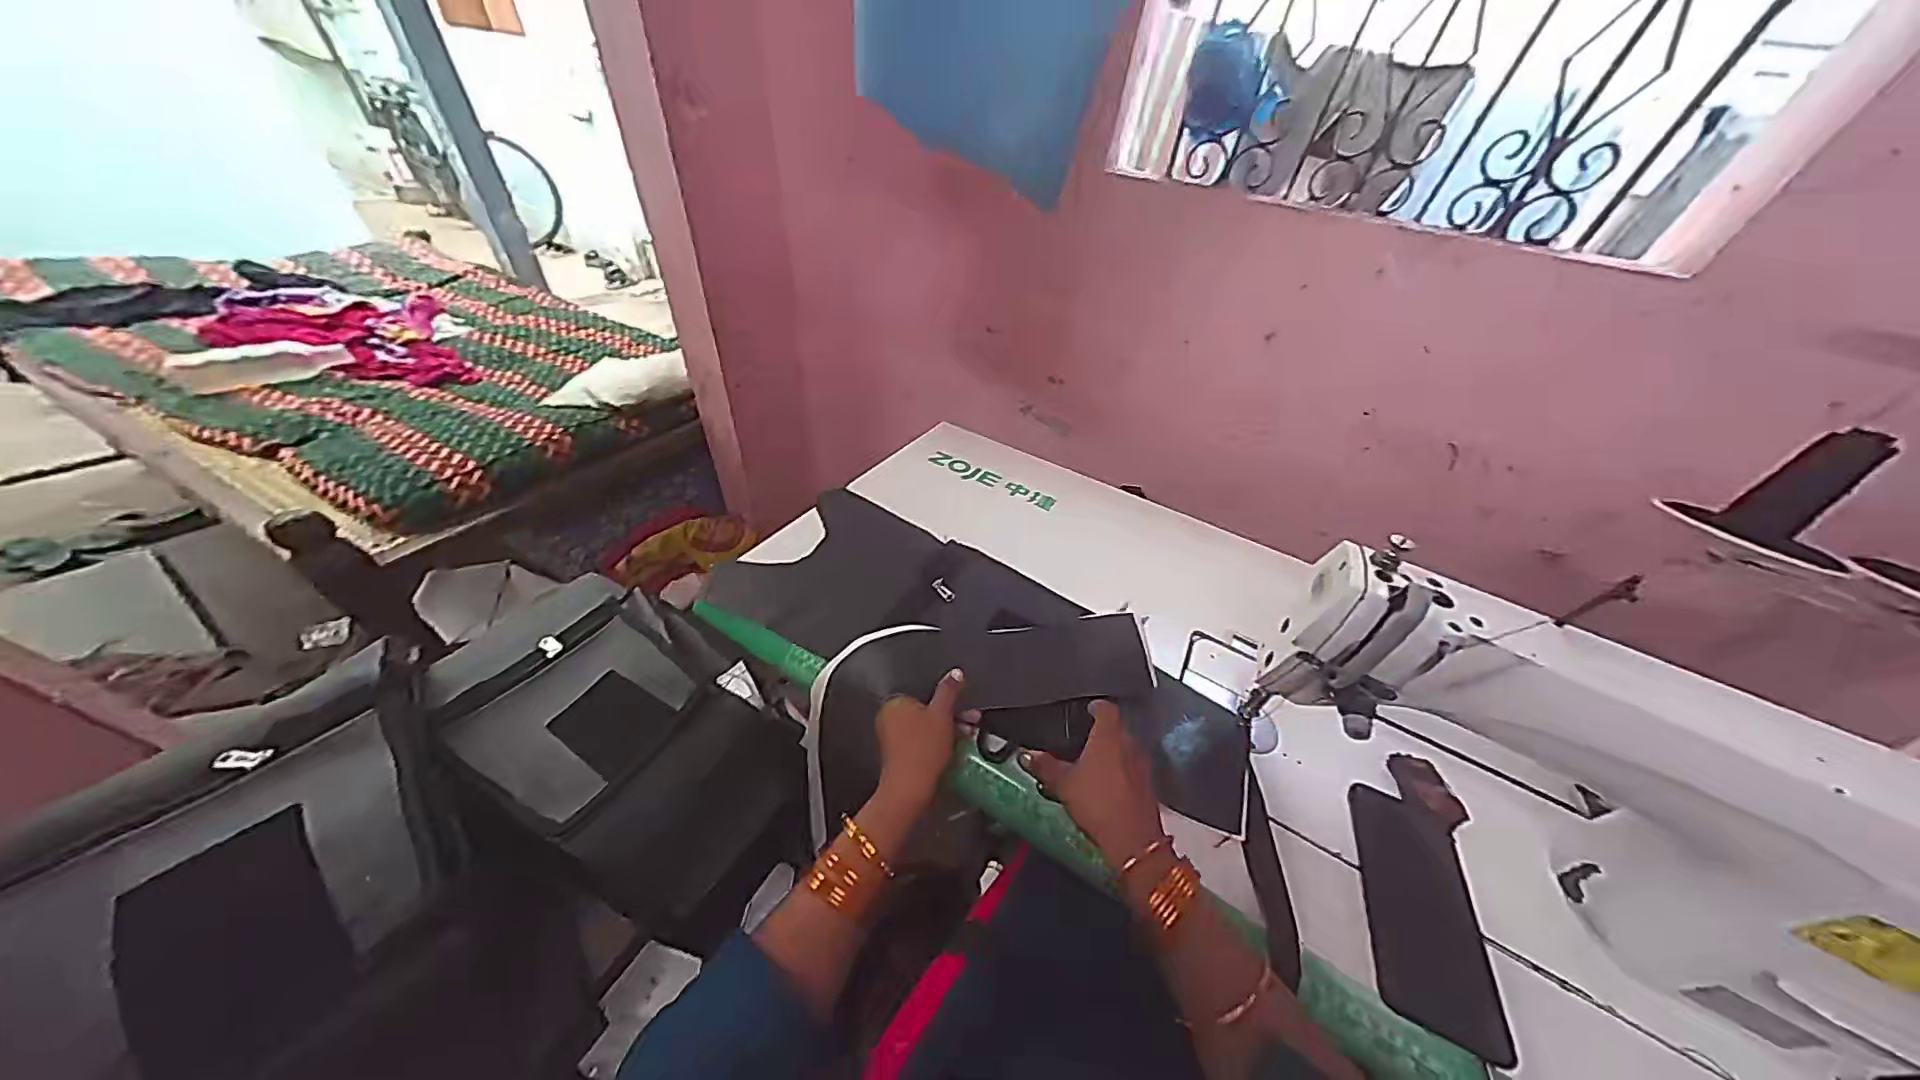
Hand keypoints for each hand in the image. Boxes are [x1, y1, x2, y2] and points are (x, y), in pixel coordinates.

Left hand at [875, 669, 964, 801]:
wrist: (910, 789)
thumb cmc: (921, 751)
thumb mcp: (942, 714)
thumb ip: (949, 690)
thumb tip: (954, 673)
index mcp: (895, 702)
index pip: (925, 691)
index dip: (949, 699)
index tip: (964, 705)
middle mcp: (890, 717)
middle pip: (927, 709)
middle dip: (951, 715)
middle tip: (969, 721)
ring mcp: (893, 737)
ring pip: (926, 726)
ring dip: (947, 729)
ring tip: (965, 737)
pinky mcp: (900, 754)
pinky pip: (922, 741)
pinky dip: (937, 742)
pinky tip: (952, 749)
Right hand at [1020, 700, 1164, 867]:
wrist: (1133, 840)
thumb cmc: (1098, 803)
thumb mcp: (1064, 783)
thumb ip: (1045, 765)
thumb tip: (1028, 755)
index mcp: (1109, 734)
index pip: (1107, 707)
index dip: (1096, 706)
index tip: (1087, 709)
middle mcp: (1130, 743)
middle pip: (1117, 727)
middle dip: (1101, 732)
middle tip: (1083, 739)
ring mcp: (1142, 763)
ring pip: (1125, 748)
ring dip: (1112, 752)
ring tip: (1092, 763)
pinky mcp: (1148, 784)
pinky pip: (1132, 767)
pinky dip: (1120, 770)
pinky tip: (1105, 784)